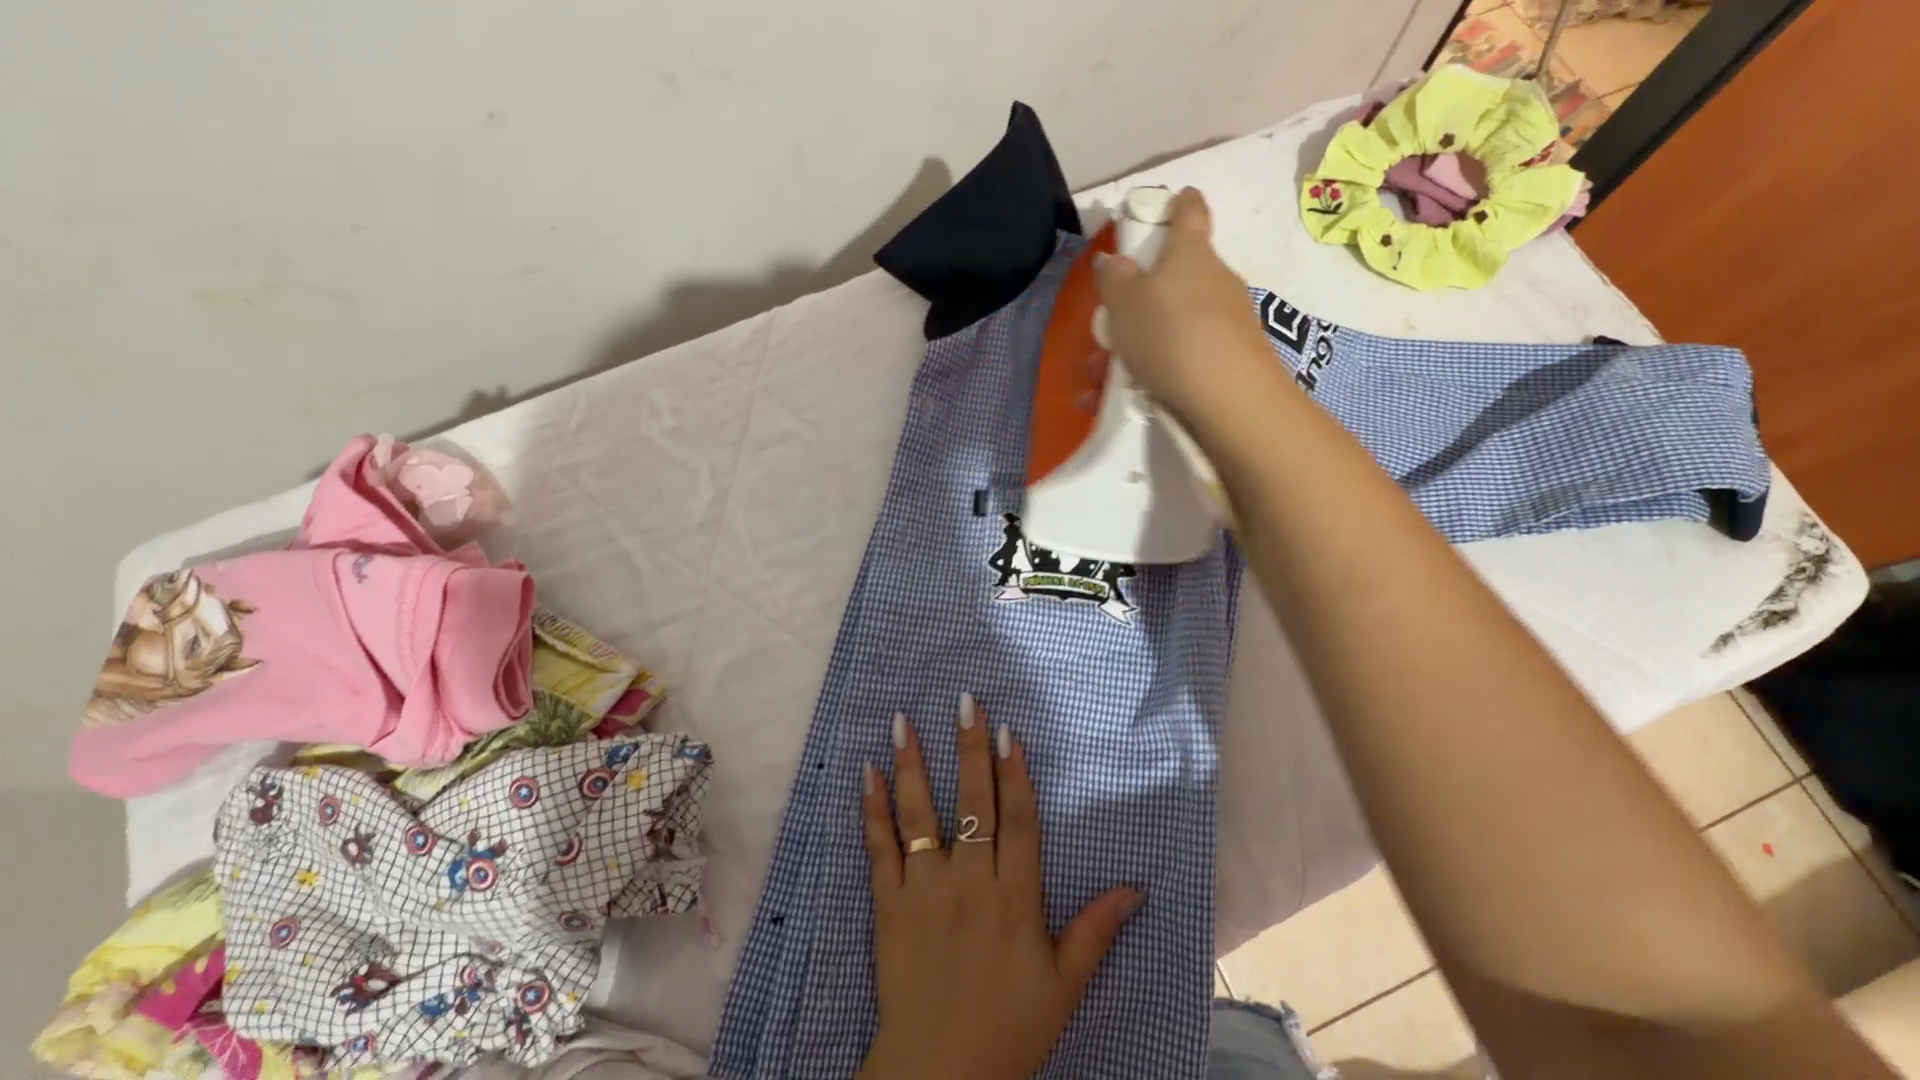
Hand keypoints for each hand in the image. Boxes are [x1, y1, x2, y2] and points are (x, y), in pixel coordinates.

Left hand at [857, 696, 1143, 1079]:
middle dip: (969, 750)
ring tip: (902, 721)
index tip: (1008, 730)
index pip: (1019, 821)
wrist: (939, 1072)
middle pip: (973, 804)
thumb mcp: (1065, 984)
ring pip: (921, 816)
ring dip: (913, 765)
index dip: (1015, 773)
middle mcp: (971, 883)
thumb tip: (1136, 888)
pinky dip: (873, 811)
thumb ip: (1097, 930)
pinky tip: (866, 774)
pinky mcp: (889, 907)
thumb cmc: (1009, 1029)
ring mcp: (926, 892)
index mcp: (1016, 898)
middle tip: (963, 702)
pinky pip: (880, 850)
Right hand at [1094, 187, 1283, 422]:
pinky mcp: (1234, 358)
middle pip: (1175, 279)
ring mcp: (1229, 320)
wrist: (1230, 398)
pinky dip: (1156, 373)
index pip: (1190, 213)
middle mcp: (1215, 279)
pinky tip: (1131, 397)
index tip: (1177, 197)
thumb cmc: (1170, 335)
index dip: (1181, 203)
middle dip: (1139, 302)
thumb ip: (1114, 277)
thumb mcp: (1124, 303)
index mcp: (1190, 253)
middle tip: (1108, 329)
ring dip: (1139, 347)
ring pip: (1173, 325)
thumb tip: (1113, 260)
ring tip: (1101, 381)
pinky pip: (1184, 357)